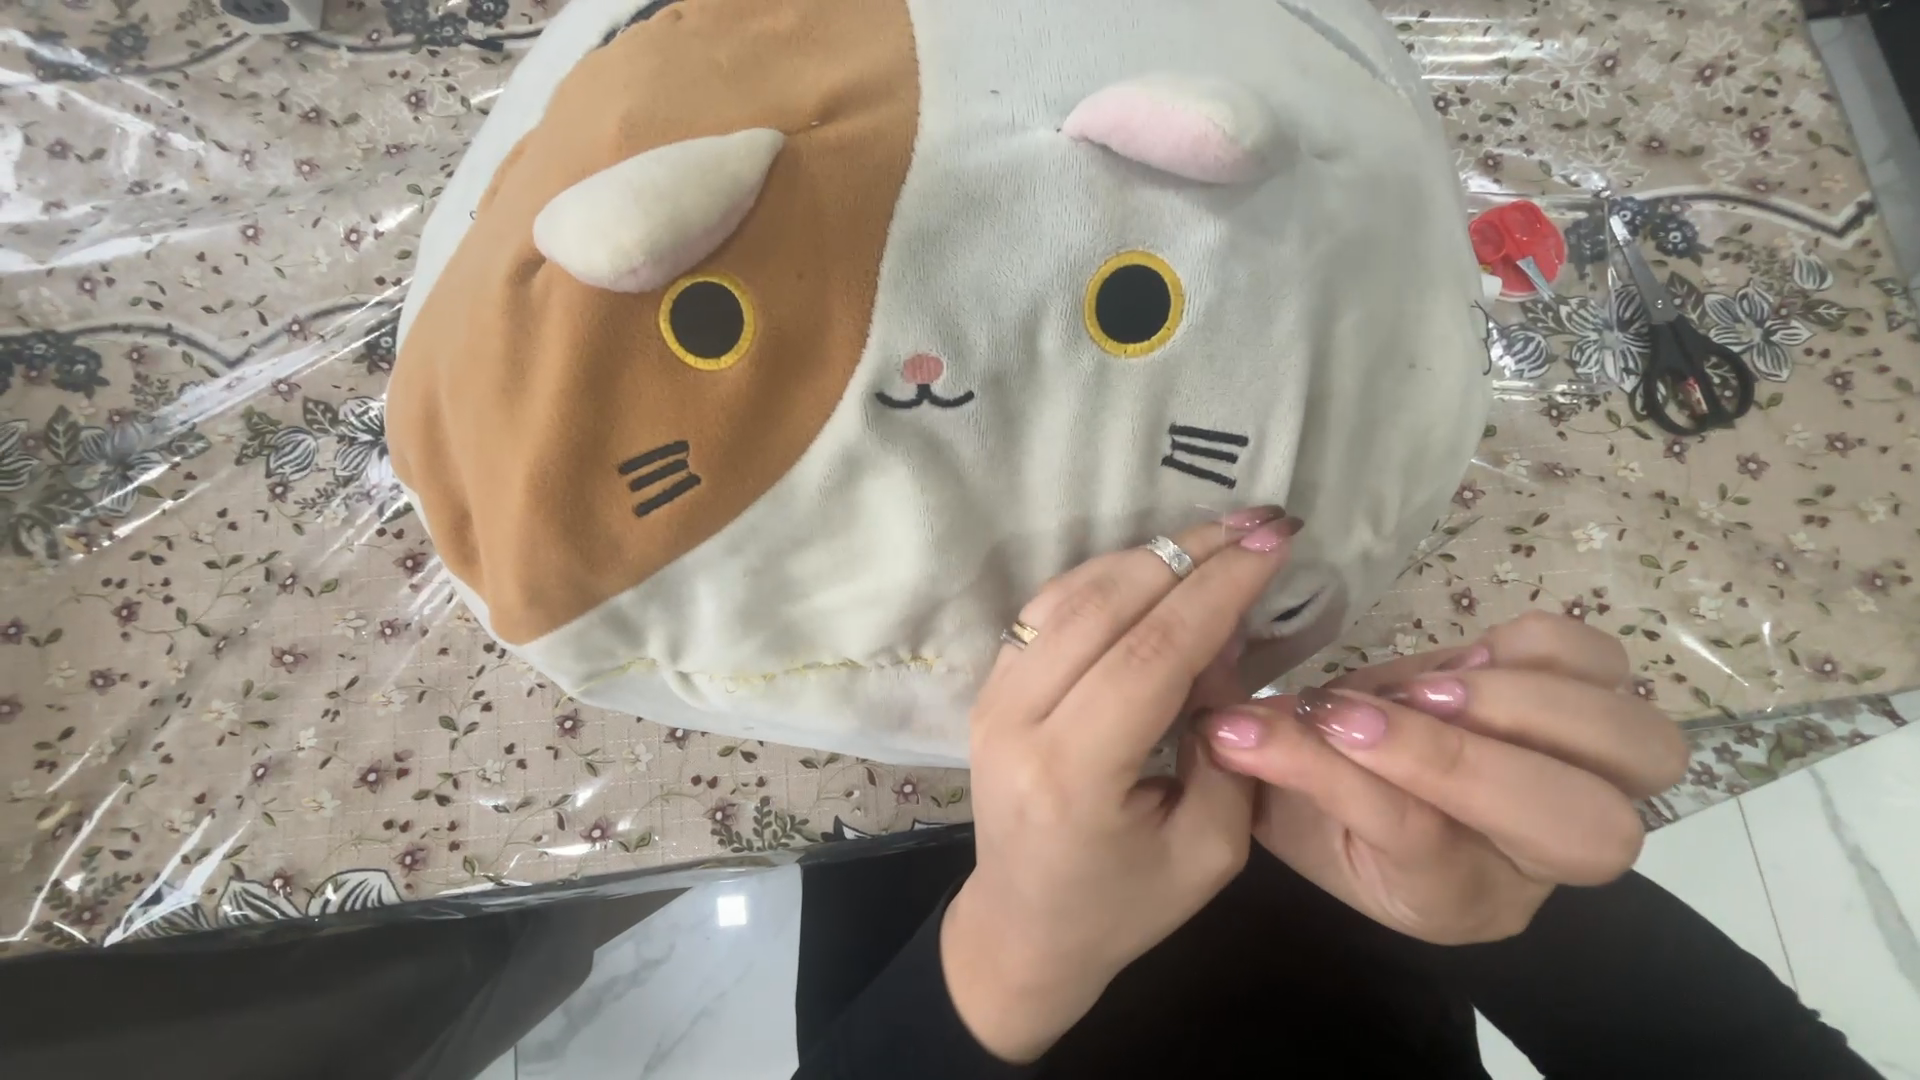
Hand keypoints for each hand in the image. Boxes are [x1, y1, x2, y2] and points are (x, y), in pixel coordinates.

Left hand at [941, 508, 1296, 1061]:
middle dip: (1189, 555)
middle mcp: (1017, 721)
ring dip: (1146, 555)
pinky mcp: (987, 688)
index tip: (1274, 544)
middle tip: (1256, 523)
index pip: (1152, 653)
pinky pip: (1046, 611)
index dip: (1218, 590)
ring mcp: (991, 698)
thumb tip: (1225, 642)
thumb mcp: (1208, 851)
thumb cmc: (1122, 906)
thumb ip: (1227, 745)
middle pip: (1105, 607)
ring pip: (1069, 596)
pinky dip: (1102, 577)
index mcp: (1072, 774)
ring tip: (1215, 535)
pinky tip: (1152, 565)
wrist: (1022, 926)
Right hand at [1201, 612, 1687, 944]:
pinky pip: (1605, 665)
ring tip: (1422, 681)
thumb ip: (1268, 766)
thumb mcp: (1281, 805)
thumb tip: (1225, 723)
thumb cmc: (1321, 808)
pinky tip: (1465, 653)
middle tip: (1359, 709)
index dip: (1340, 778)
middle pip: (1582, 831)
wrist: (1374, 778)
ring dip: (1519, 702)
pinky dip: (1535, 648)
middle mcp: (1545, 858)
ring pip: (1636, 752)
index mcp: (1454, 898)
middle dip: (1458, 757)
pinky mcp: (1589, 707)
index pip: (1417, 840)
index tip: (1255, 724)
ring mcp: (1590, 782)